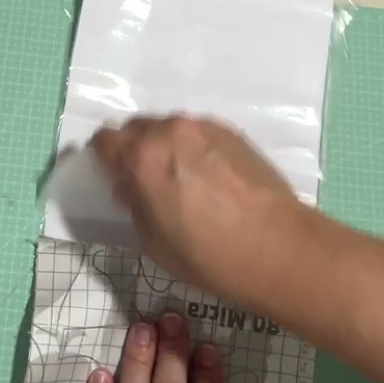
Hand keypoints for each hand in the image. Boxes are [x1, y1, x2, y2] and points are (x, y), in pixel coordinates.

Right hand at [90, 117, 307, 296]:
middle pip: (136, 128)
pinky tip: (209, 178)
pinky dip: (193, 148)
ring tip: (183, 181)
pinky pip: (197, 133)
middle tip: (146, 183)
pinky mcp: (230, 131)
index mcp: (142, 158)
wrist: (280, 248)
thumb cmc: (210, 256)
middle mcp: (169, 131)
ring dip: (165, 148)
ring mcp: (202, 126)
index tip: (113, 178)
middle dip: (134, 151)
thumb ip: (134, 204)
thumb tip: (131, 186)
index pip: (104, 140)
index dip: (103, 158)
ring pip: (168, 128)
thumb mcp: (154, 242)